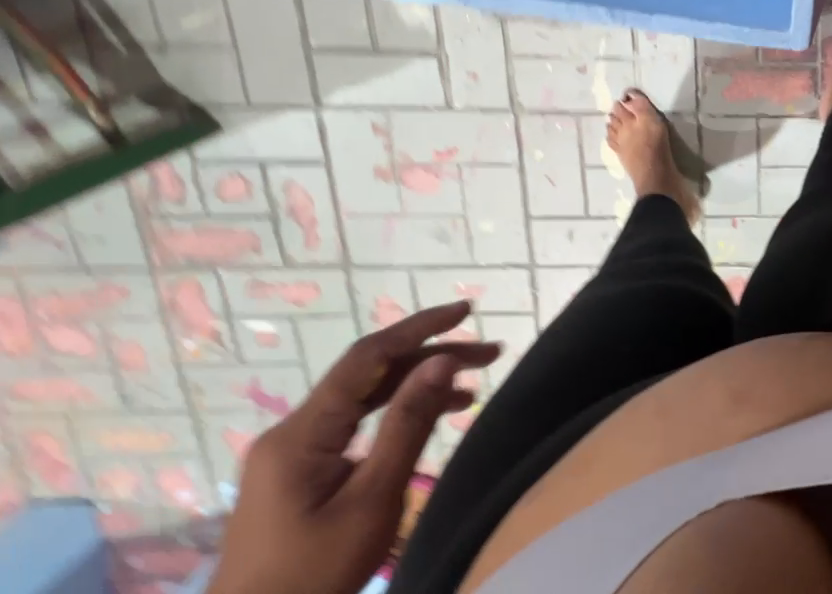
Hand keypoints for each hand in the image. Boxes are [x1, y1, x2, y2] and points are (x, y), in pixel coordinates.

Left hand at [209, 302, 500, 593]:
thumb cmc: (315, 572)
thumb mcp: (374, 498)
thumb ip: (408, 424)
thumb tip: (442, 360)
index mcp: (302, 433)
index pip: (367, 358)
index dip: (419, 328)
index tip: (467, 311)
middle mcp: (292, 432)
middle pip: (370, 375)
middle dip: (431, 357)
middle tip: (491, 355)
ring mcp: (293, 452)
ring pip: (365, 398)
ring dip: (419, 384)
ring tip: (474, 386)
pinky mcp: (300, 472)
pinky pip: (356, 423)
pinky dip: (398, 411)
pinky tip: (434, 416)